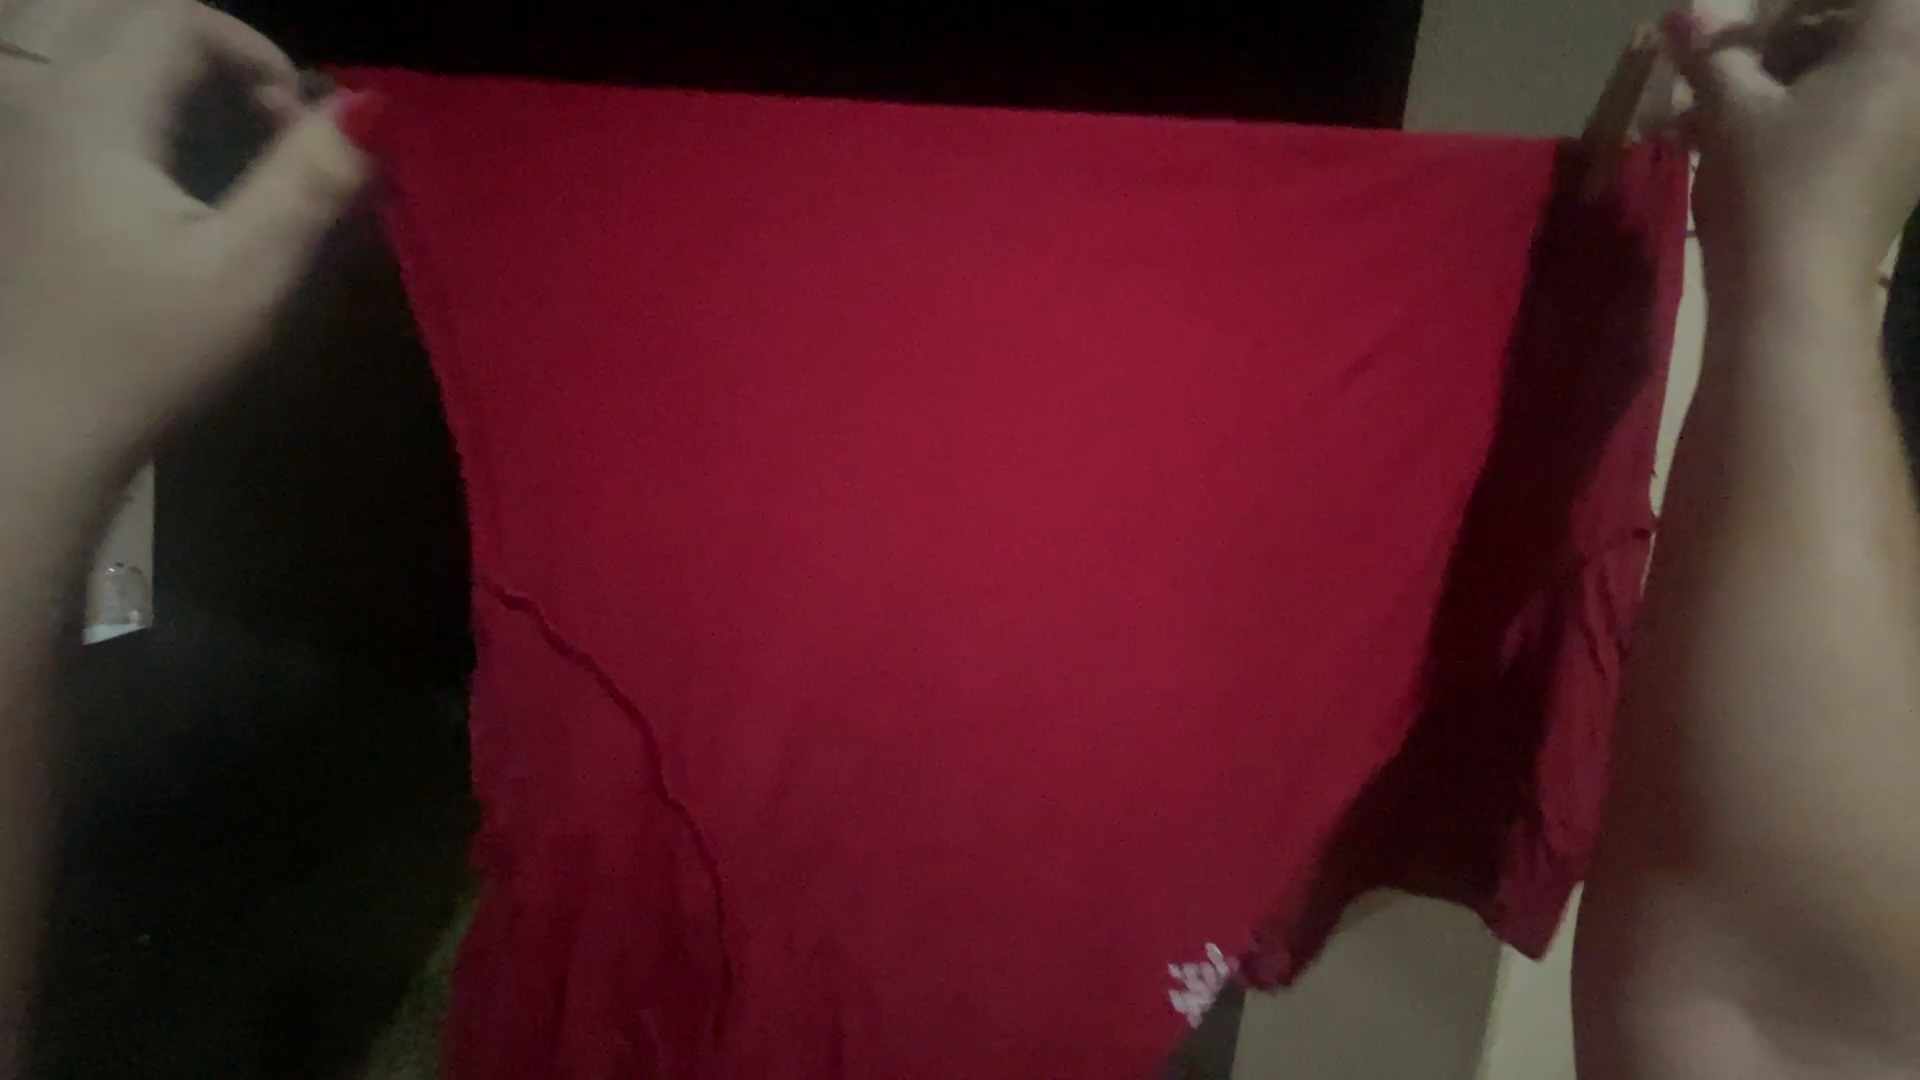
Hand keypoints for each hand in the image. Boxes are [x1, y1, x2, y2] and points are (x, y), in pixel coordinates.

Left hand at [0, 0, 375, 486]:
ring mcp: (14, 126)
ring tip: (235, 128)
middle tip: (272, 114)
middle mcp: (27, 94)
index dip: (256, 50)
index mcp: (84, 112)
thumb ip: (310, 183)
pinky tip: (185, 152)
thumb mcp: (252, 269)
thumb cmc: (154, 347)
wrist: (43, 411)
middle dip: (207, 44)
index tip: (310, 124)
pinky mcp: (21, 162)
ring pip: (79, 36)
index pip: (166, 15)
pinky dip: (140, 90)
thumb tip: (371, 113)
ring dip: (169, 61)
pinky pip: (70, 79)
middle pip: (109, 6)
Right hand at [1665, 0, 1919, 294]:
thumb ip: (1713, 57)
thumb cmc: (1769, 185)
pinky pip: (1847, 109)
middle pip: (1847, 26)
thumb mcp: (1730, 116)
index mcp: (1903, 33)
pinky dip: (1792, 114)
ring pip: (1840, 72)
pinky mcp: (1900, 152)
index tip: (1720, 41)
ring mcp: (1918, 112)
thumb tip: (1684, 11)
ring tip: (1703, 117)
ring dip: (1772, 84)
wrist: (1796, 280)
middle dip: (1771, 47)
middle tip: (1705, 76)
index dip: (1773, 14)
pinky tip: (1736, 141)